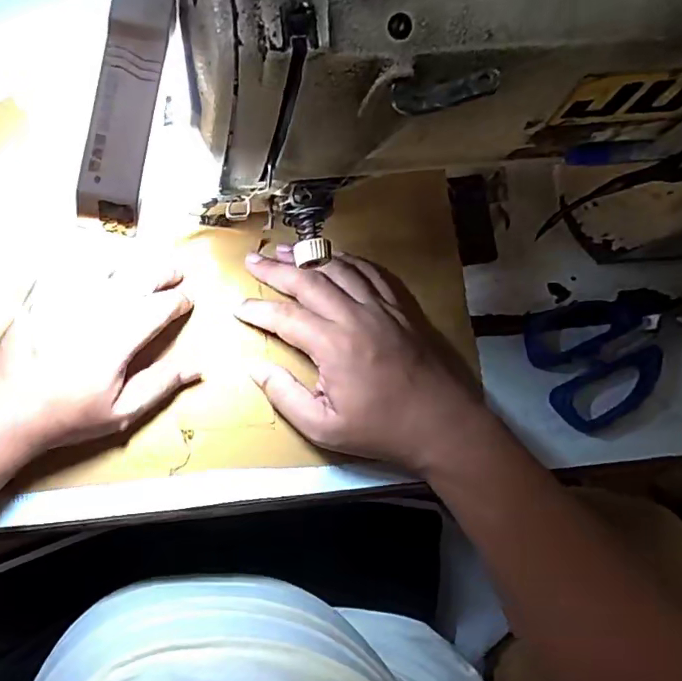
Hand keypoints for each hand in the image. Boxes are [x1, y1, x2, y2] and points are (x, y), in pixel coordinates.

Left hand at [0, 260, 199, 461]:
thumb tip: (196, 369)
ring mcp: (63, 295)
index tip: (185, 302)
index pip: (161, 305)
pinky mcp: (38, 292)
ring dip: (130, 257)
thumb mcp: (119, 412)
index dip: (179, 300)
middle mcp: (94, 307)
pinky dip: (88, 253)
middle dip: (163, 270)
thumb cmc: (63, 417)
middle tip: (173, 275)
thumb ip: (159, 385)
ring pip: (106, 257)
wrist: (3, 412)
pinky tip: (95, 260)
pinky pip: (67, 258)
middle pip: (139, 271)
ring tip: (139, 265)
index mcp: (119, 337)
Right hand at [234, 248, 501, 479]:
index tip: (237, 307)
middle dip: (276, 268)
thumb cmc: (380, 430)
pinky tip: (335, 258)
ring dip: (309, 257)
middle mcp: (356, 316)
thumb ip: (284, 395)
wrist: (443, 424)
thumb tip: (255, 368)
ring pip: (339, 269)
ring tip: (285, 250)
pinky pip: (371, 272)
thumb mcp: (322, 427)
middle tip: (252, 259)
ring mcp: (382, 308)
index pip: (285, 316)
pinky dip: (348, 261)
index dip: (257, 310)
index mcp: (333, 345)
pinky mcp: (401, 308)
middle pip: (309, 281)